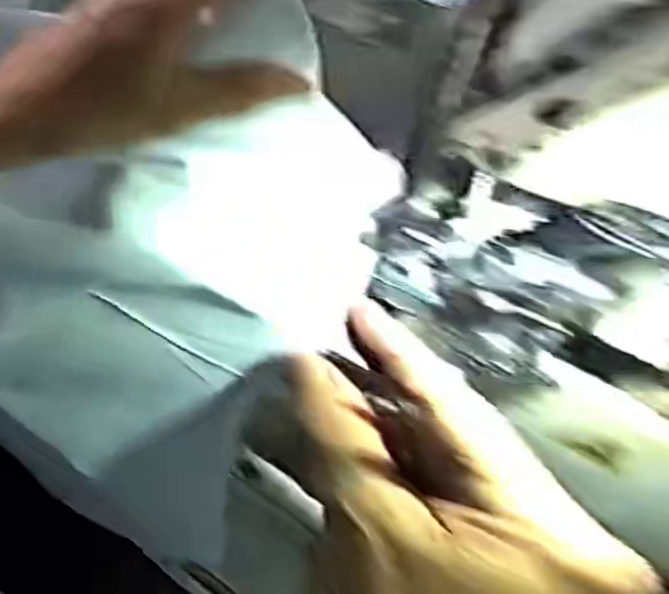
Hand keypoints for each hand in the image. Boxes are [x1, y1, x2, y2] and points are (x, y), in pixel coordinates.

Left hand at [0, 0, 355, 173]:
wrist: (0, 117)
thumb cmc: (84, 113)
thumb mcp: (169, 109)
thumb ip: (234, 90)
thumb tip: (294, 79)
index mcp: (157, 3)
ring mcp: (97, 7)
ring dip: (214, 1)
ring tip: (250, 23)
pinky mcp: (78, 25)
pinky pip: (142, 13)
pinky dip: (177, 21)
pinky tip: (183, 49)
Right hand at [293, 305, 659, 593]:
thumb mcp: (367, 521)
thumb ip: (339, 434)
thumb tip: (307, 364)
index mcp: (555, 528)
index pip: (460, 413)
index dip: (399, 354)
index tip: (355, 308)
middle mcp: (563, 537)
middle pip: (452, 438)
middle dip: (381, 389)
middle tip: (327, 337)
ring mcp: (537, 555)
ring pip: (439, 465)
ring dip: (374, 425)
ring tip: (321, 378)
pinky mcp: (499, 564)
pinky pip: (435, 493)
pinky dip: (383, 462)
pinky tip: (340, 436)